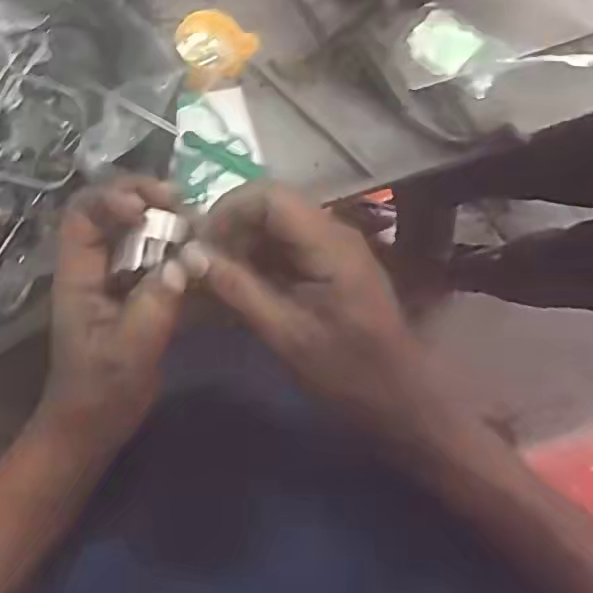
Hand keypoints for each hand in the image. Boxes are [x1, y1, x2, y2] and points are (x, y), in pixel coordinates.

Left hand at [35, 177, 190, 458]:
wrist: (95, 427)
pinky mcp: (140, 289)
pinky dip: (179, 246)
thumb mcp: (126, 353)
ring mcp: (119, 275)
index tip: (147, 210)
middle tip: (180, 202)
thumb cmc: (99, 392)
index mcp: (78, 273)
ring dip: (165, 219)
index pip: (83, 214)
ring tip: (196, 222)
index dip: (111, 199)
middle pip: (111, 209)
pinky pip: (157, 253)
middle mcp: (96, 265)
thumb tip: (183, 264)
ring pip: (137, 228)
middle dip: (144, 197)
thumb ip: (153, 308)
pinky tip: (202, 249)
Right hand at [188, 183, 444, 446]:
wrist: (401, 396)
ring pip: (274, 217)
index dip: (228, 210)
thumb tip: (191, 255)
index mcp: (328, 242)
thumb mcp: (286, 334)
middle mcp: (332, 229)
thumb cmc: (347, 371)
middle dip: (231, 224)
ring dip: (242, 238)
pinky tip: (241, 280)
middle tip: (203, 258)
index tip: (200, 243)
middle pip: (270, 201)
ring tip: (216, 271)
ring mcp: (332, 241)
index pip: (269, 196)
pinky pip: (285, 238)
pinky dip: (257, 252)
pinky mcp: (329, 257)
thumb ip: (238, 289)